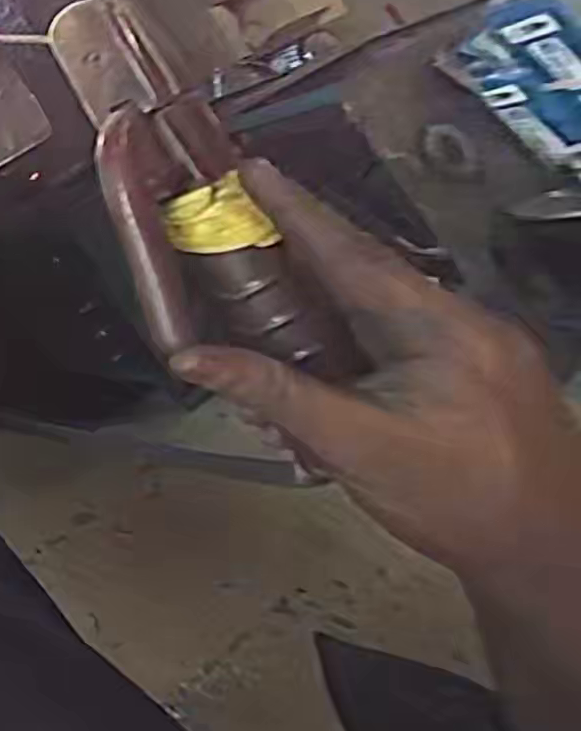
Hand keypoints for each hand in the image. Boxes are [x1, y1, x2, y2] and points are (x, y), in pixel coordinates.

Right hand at [169, 160, 580, 582]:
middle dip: (287, 235)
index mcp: (441, 329)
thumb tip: (186, 357)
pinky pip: (366, 326)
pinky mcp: (444, 367)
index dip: (296, 209)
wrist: (552, 560)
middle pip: (353, 265)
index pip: (351, 254)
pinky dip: (316, 319)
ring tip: (239, 265)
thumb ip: (269, 391)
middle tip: (226, 210)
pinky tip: (282, 331)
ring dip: (295, 281)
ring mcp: (453, 346)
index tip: (251, 170)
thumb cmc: (463, 498)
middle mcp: (452, 324)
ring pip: (357, 296)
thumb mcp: (354, 442)